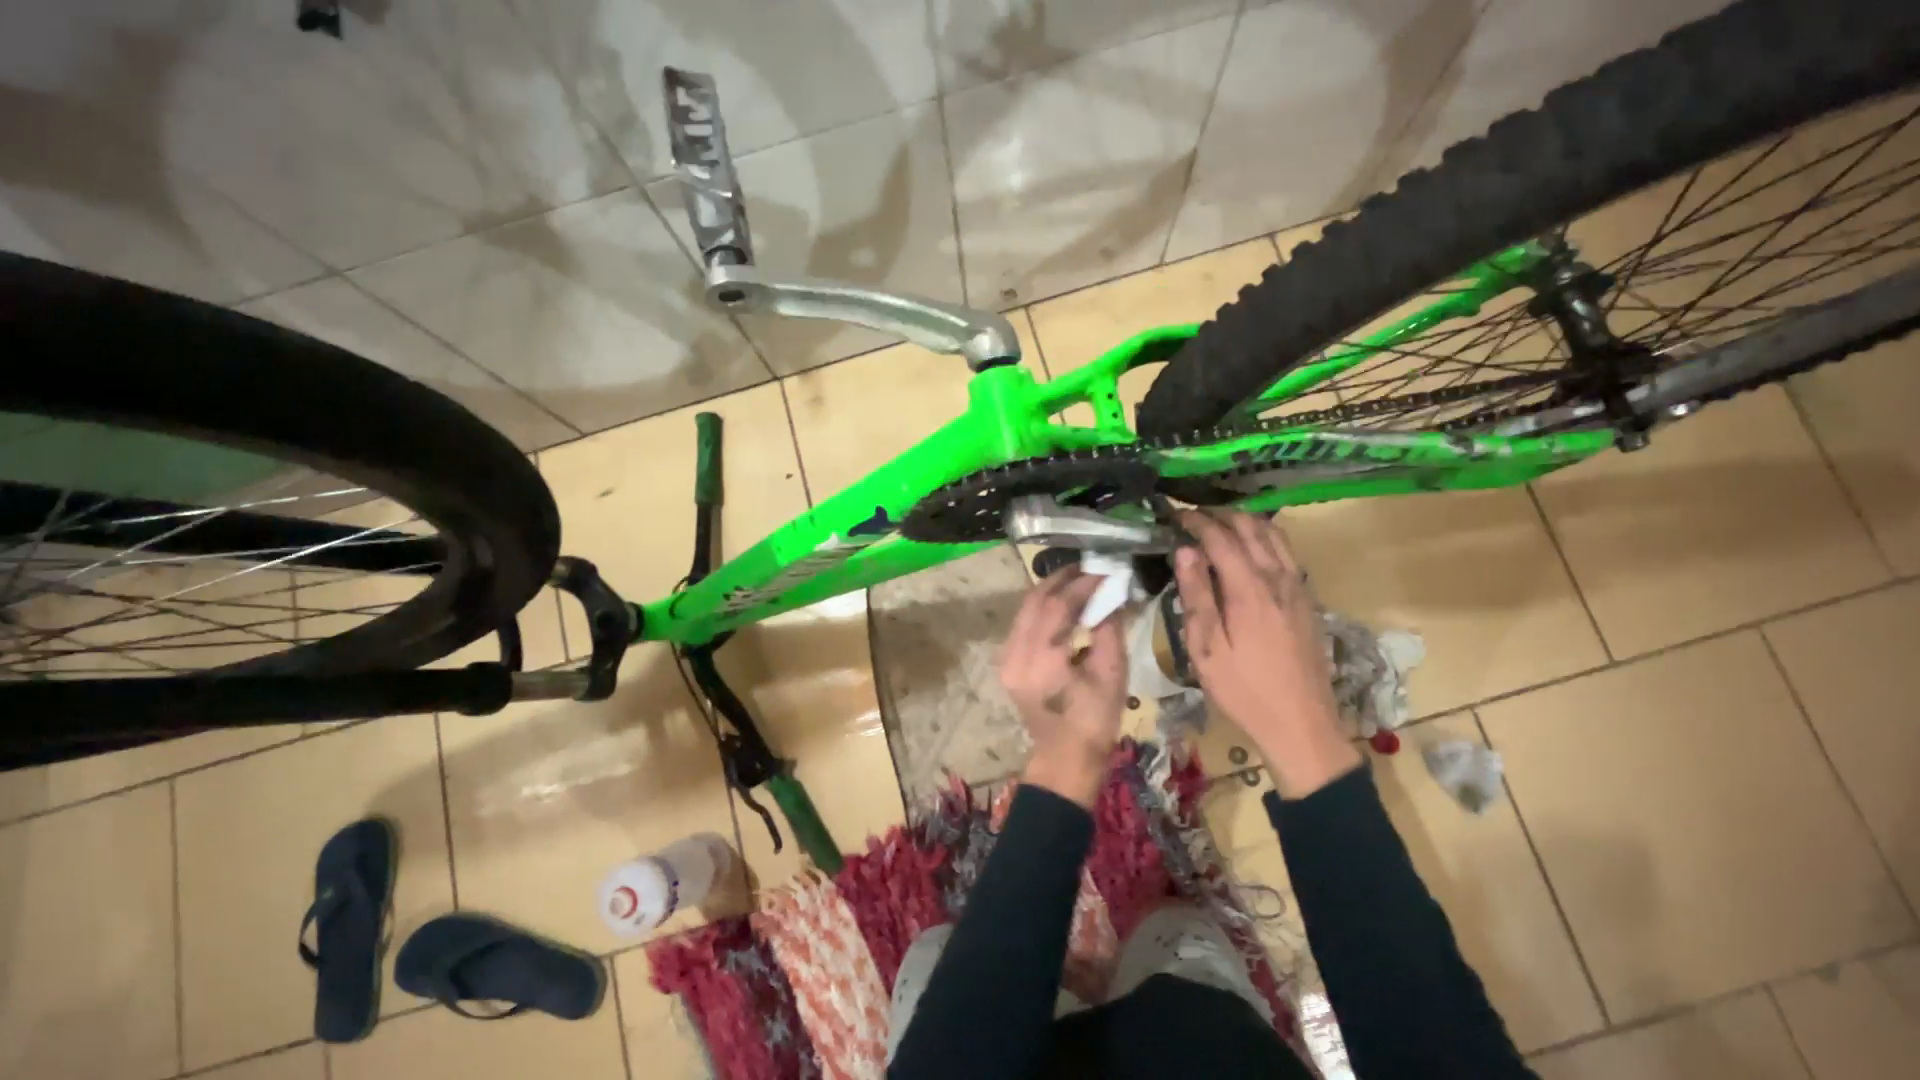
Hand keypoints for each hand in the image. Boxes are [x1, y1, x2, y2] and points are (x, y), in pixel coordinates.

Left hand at [999, 568, 1128, 807]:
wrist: (1066, 758)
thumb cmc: (1095, 721)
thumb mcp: (1112, 674)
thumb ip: (1109, 628)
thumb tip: (1112, 592)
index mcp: (1042, 661)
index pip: (1059, 606)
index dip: (1084, 584)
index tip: (1107, 570)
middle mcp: (1016, 654)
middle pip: (1036, 600)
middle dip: (1063, 579)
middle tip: (1091, 566)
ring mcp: (1006, 659)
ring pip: (1026, 609)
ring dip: (1052, 591)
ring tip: (1081, 580)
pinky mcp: (1007, 662)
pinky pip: (1023, 623)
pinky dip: (1043, 608)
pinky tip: (1065, 604)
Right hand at [1173, 510, 1359, 798]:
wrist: (1301, 722)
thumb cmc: (1243, 690)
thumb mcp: (1207, 650)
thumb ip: (1196, 596)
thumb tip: (1185, 552)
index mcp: (1249, 589)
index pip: (1220, 537)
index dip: (1195, 521)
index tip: (1174, 515)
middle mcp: (1278, 578)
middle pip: (1250, 527)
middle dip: (1219, 514)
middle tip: (1192, 517)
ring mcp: (1298, 586)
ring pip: (1273, 535)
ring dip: (1245, 522)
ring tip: (1218, 524)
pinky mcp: (1307, 599)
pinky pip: (1286, 552)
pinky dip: (1264, 537)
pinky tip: (1250, 549)